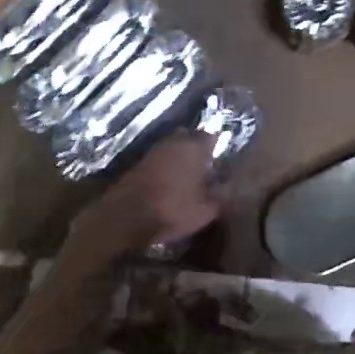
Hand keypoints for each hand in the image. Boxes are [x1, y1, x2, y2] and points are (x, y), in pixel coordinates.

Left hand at [72, 132, 221, 254]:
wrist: (126, 217)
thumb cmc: (172, 210)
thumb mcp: (205, 210)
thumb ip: (220, 196)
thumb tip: (228, 187)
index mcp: (193, 149)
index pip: (210, 136)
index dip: (216, 146)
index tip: (220, 159)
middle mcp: (172, 144)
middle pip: (187, 137)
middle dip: (195, 148)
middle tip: (203, 166)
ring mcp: (152, 152)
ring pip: (170, 148)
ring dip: (178, 158)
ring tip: (186, 177)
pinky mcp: (137, 164)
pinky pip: (157, 160)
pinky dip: (164, 167)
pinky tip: (167, 183)